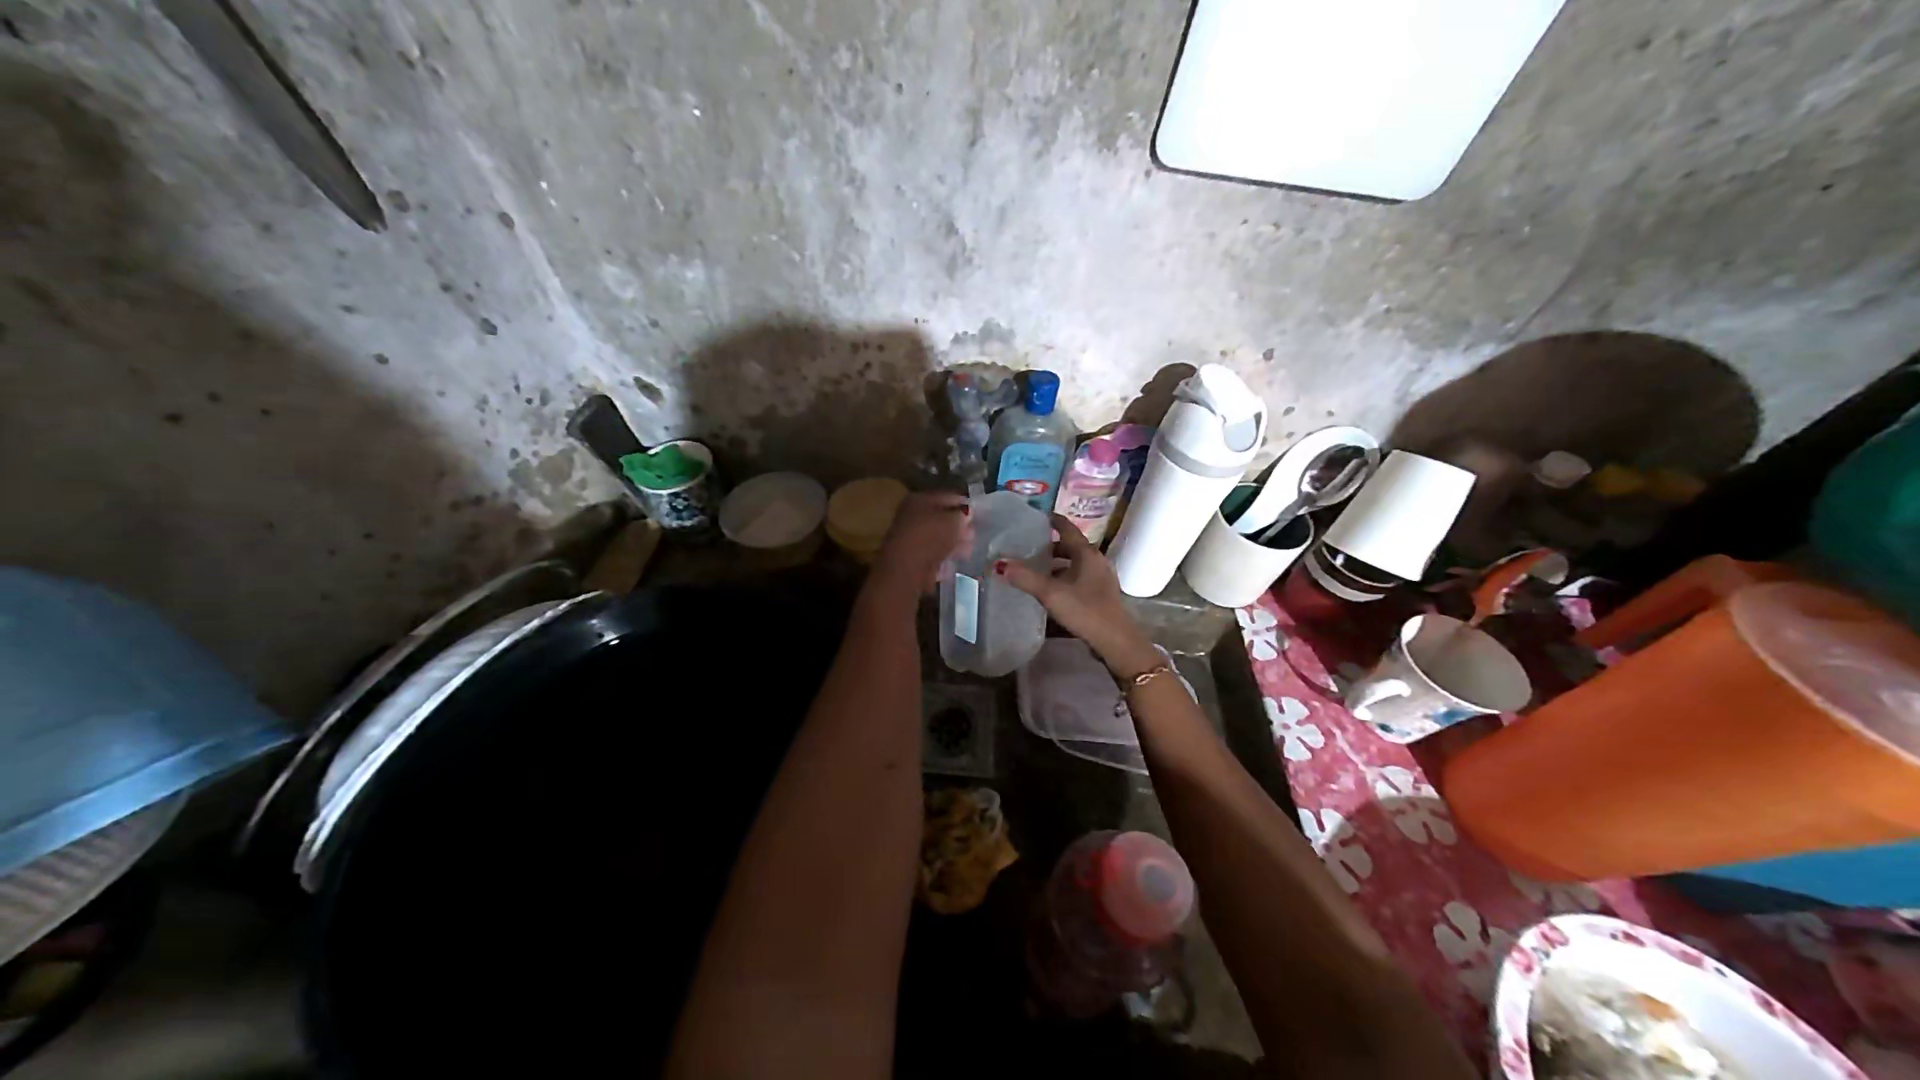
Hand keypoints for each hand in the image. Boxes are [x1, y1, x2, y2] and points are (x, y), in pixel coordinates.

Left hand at [872, 490, 970, 595]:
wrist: (905, 570)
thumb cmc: (930, 537)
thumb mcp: (952, 521)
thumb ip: (962, 514)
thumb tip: (967, 512)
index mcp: (919, 500)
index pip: (948, 497)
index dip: (965, 504)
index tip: (979, 514)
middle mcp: (911, 515)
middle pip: (941, 518)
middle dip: (959, 527)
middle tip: (973, 535)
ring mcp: (909, 538)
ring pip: (937, 538)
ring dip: (953, 544)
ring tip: (967, 551)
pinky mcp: (910, 559)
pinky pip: (931, 555)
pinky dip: (942, 559)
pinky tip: (952, 564)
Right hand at [995, 515, 1159, 676]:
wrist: (1115, 641)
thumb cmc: (1084, 610)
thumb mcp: (1050, 593)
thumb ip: (1025, 578)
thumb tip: (999, 564)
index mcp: (1086, 553)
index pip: (1067, 529)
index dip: (1053, 521)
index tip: (1038, 517)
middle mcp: (1097, 560)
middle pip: (1071, 548)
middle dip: (1051, 548)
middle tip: (1029, 549)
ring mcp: (1102, 578)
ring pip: (1076, 565)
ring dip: (1058, 566)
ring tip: (1036, 572)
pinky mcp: (1102, 595)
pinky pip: (1080, 579)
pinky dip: (1065, 579)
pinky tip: (1052, 592)